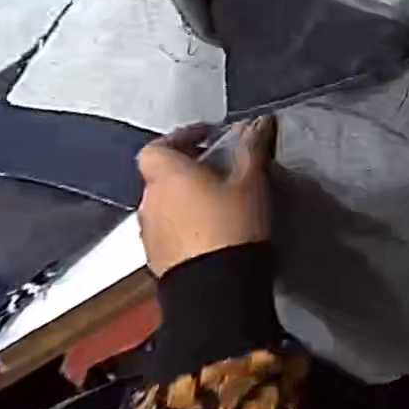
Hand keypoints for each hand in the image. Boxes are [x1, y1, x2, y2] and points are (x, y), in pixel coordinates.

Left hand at [136, 116, 276, 276]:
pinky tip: (211, 225)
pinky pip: (167, 226)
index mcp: (168, 176)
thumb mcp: (252, 180)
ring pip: (165, 201)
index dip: (181, 137)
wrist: (215, 287)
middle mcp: (150, 200)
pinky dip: (184, 218)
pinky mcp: (155, 256)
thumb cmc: (233, 222)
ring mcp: (148, 231)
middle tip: (222, 165)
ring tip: (220, 197)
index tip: (209, 135)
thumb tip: (260, 121)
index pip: (157, 146)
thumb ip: (253, 147)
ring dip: (186, 194)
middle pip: (162, 173)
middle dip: (189, 166)